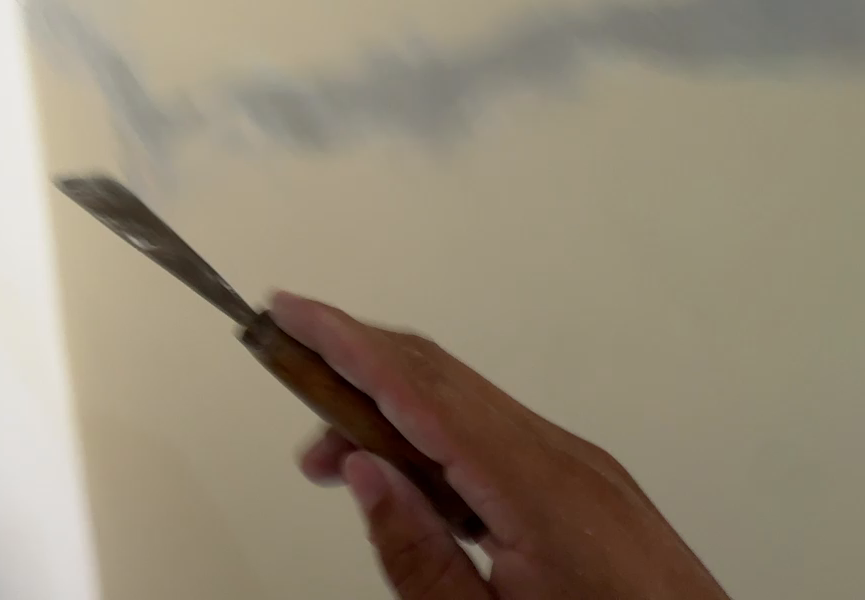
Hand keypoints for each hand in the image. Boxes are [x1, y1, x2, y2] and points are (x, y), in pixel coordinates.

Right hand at [272, 293, 729, 599]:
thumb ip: (419, 557)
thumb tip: (360, 468)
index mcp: (542, 489)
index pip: (417, 386)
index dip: (342, 338)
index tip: (285, 307)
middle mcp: (563, 457)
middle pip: (431, 373)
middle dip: (347, 358)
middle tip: (284, 365)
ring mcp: (578, 465)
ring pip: (453, 397)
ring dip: (380, 404)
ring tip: (329, 459)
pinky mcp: (581, 481)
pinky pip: (482, 427)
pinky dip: (421, 429)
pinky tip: (396, 471)